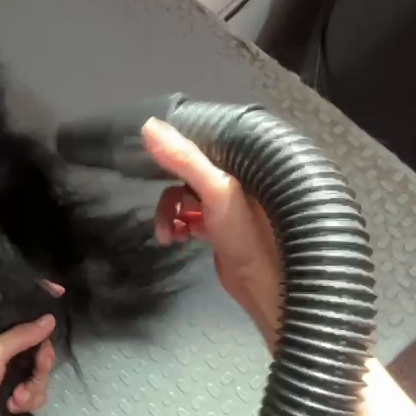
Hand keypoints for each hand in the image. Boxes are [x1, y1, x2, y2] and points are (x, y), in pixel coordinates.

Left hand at [0, 315, 56, 415]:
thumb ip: (21, 335)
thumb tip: (50, 317)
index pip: (29, 337)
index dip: (41, 346)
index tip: (43, 356)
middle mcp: (2, 359)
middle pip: (37, 361)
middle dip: (38, 374)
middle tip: (27, 384)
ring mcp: (7, 381)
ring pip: (36, 382)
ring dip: (32, 392)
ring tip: (16, 400)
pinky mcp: (10, 402)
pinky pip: (31, 398)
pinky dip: (26, 403)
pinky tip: (13, 408)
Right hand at [141, 118, 281, 345]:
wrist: (267, 288)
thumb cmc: (249, 235)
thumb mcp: (216, 191)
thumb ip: (185, 160)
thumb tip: (147, 126)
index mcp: (245, 163)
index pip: (206, 140)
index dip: (179, 145)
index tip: (154, 154)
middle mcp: (239, 179)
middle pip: (191, 170)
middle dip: (172, 191)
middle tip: (165, 208)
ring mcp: (230, 205)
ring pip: (186, 196)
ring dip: (169, 212)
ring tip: (167, 234)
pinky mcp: (221, 227)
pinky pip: (189, 217)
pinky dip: (177, 225)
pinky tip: (174, 238)